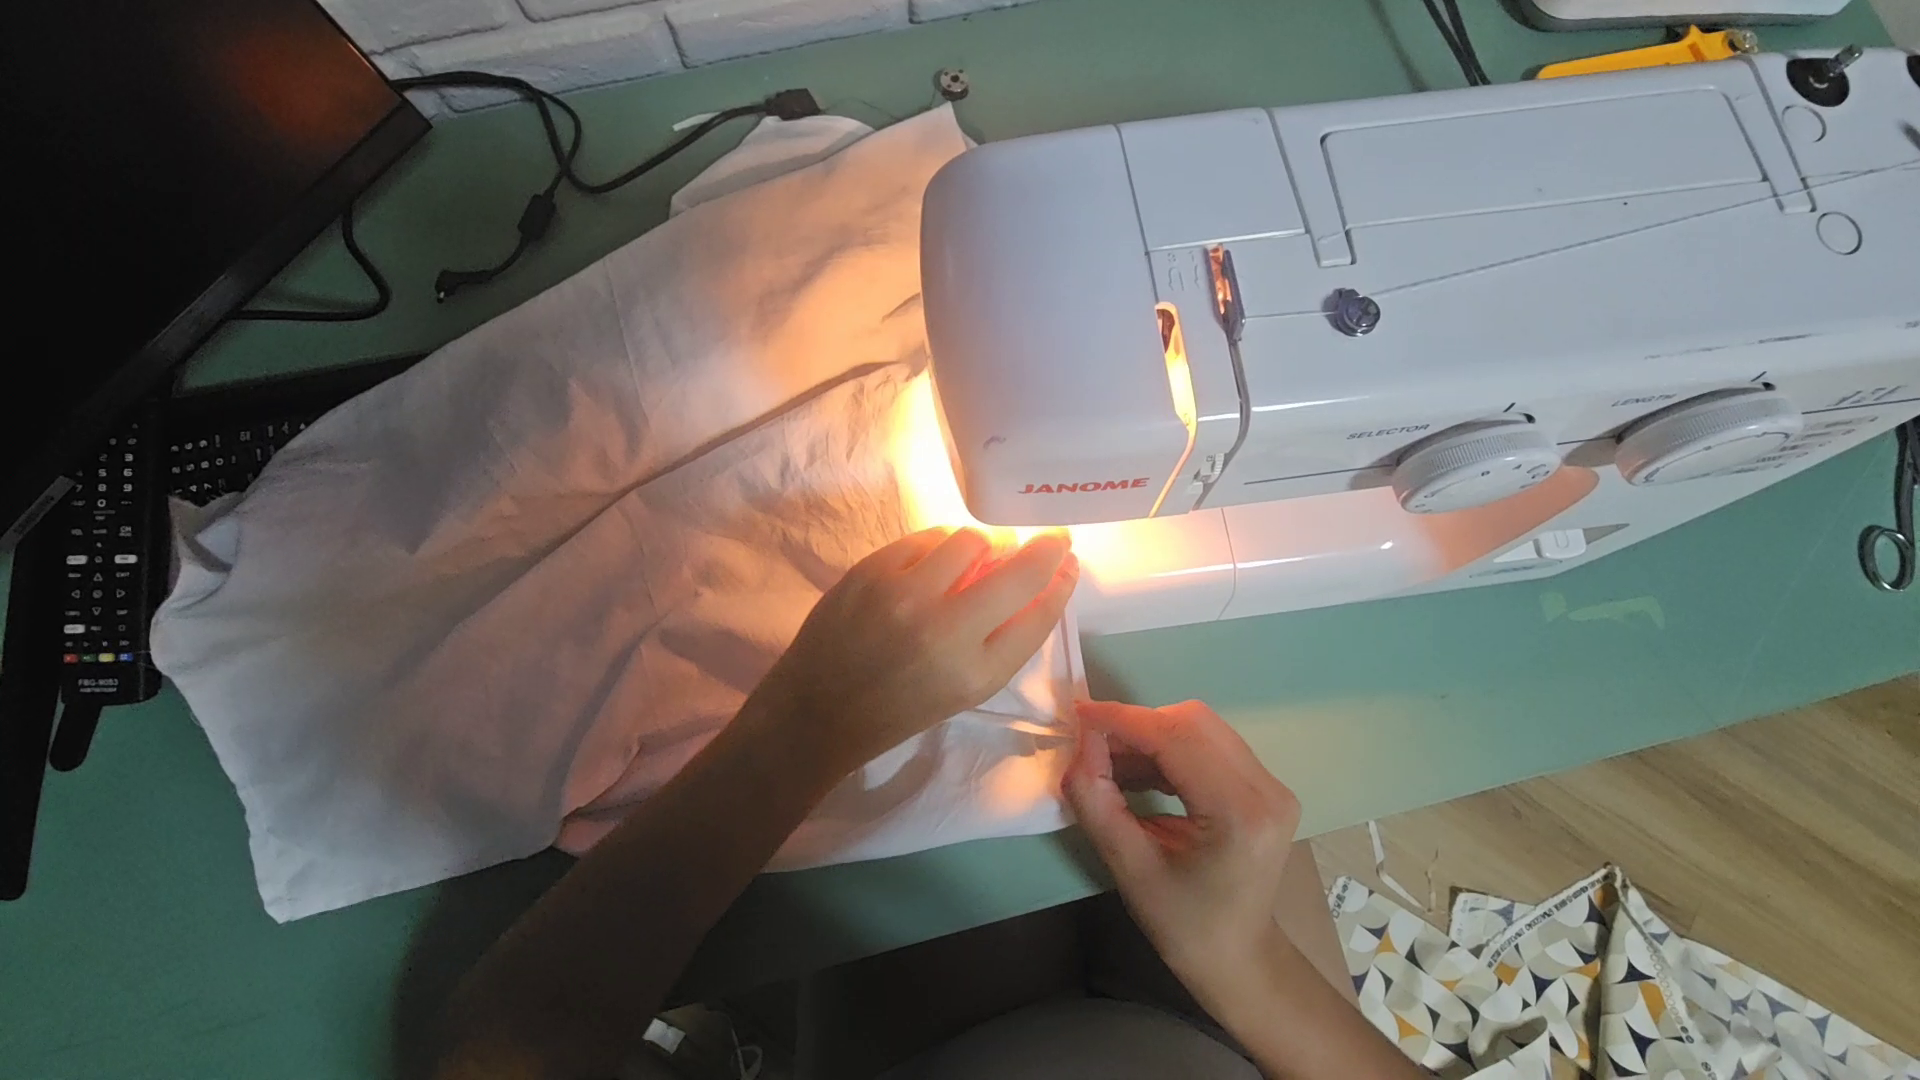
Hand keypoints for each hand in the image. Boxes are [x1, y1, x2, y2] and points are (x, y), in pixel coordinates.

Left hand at [751, 527, 1078, 773]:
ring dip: (986, 544)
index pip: (1039, 613)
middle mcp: (945, 630)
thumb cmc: (901, 706)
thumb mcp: (967, 687)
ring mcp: (904, 594)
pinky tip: (940, 558)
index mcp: (975, 673)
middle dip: (1045, 547)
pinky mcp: (871, 570)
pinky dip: (943, 544)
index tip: (1067, 560)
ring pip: (971, 539)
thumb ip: (1009, 637)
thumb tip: (1048, 578)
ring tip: (980, 557)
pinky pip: (928, 536)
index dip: (1061, 580)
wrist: (820, 708)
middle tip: (1049, 538)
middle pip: (1017, 570)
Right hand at [1062, 699, 1301, 1013]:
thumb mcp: (1127, 867)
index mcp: (1239, 813)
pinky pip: (1208, 743)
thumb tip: (1081, 743)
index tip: (1078, 716)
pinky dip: (1168, 748)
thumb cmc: (1183, 924)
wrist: (1238, 959)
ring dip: (1150, 735)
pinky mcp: (1263, 785)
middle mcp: (1266, 788)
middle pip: (1192, 722)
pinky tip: (1139, 772)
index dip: (1123, 720)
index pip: (1176, 737)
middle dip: (1136, 725)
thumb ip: (1096, 799)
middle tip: (1094, 747)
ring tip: (1112, 763)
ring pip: (1200, 726)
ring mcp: (1271, 784)